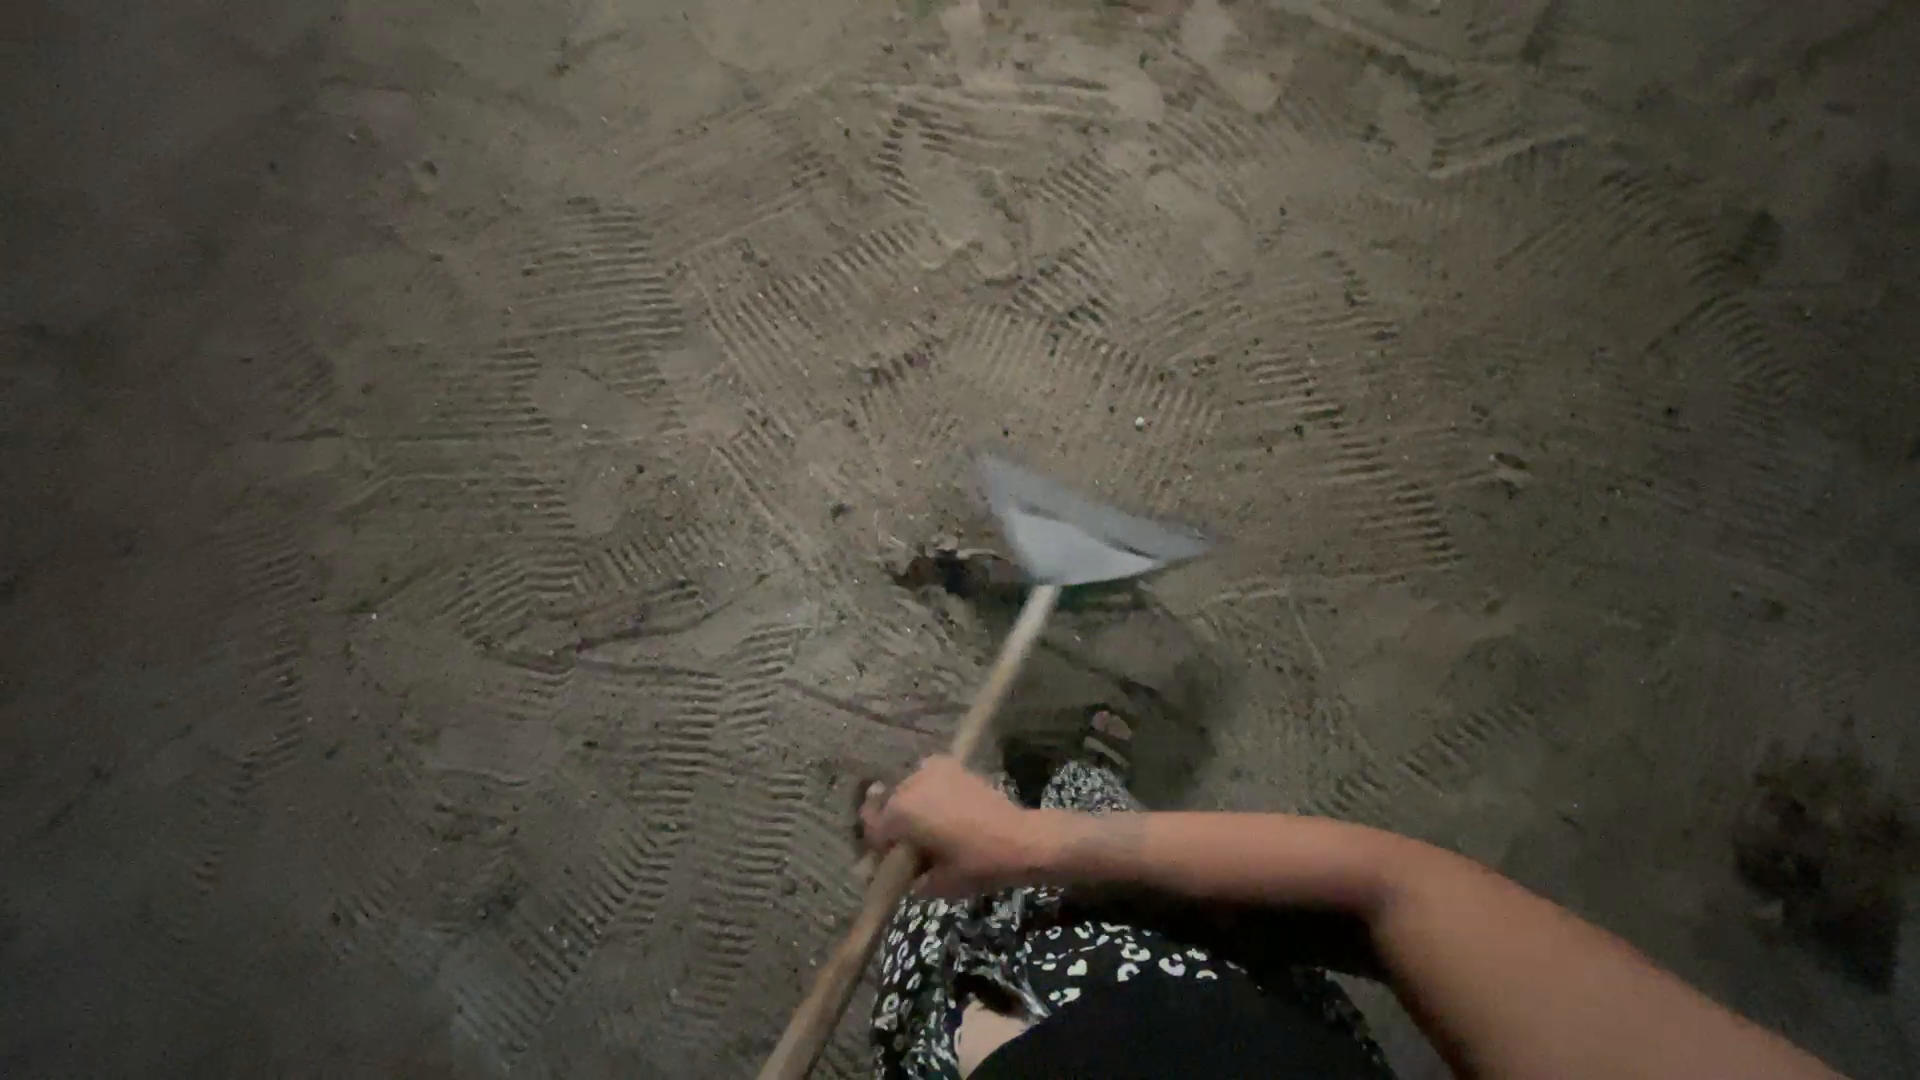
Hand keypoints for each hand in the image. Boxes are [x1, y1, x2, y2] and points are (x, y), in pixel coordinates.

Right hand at [860, 756, 1052, 896]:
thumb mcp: (937, 884)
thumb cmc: (976, 864)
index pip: (873, 828)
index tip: (888, 861)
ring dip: (908, 805)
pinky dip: (926, 788)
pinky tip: (939, 804)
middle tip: (907, 845)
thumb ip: (912, 878)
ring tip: (925, 825)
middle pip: (887, 805)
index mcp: (900, 813)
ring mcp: (930, 770)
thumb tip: (906, 875)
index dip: (877, 848)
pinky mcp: (951, 765)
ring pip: (906, 789)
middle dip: (891, 824)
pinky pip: (926, 776)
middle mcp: (910, 785)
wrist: (1019, 839)